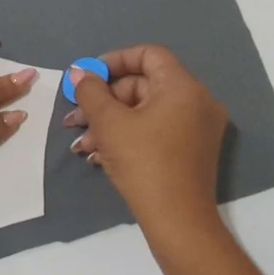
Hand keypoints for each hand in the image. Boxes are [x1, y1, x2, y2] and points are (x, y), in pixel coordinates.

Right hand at [64, 45, 227, 239]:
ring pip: (145, 110)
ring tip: (82, 143)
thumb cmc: (143, 162)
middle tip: (76, 117)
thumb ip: (91, 91)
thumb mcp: (108, 122)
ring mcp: (197, 127)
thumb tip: (80, 72)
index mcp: (183, 87)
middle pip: (143, 84)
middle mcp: (197, 101)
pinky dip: (128, 135)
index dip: (114, 60)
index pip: (149, 54)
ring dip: (110, 122)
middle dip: (104, 99)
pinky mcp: (191, 149)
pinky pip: (155, 129)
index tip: (88, 78)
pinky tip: (99, 155)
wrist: (177, 220)